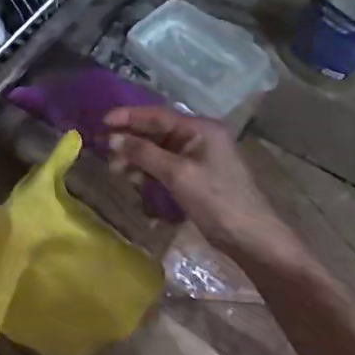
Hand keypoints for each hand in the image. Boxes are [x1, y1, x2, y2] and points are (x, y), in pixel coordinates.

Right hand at [104, 106, 303, 263]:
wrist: (252, 239)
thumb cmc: (217, 201)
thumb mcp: (177, 174)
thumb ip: (143, 153)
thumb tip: (112, 139)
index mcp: (201, 129)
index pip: (157, 115)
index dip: (128, 117)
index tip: (102, 122)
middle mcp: (200, 137)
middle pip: (156, 132)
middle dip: (130, 141)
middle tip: (104, 152)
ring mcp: (199, 157)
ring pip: (159, 150)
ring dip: (137, 158)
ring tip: (117, 171)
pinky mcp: (197, 176)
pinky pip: (166, 166)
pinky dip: (149, 171)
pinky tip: (134, 180)